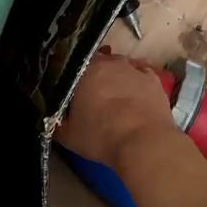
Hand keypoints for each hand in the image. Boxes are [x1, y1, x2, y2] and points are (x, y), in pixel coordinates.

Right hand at [54, 52, 176, 169]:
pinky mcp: (154, 81)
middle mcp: (110, 62)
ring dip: (114, 81)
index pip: (71, 67)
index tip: (68, 95)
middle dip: (93, 79)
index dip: (69, 81)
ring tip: (113, 102)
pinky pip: (139, 78)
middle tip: (90, 100)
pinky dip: (134, 86)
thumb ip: (56, 122)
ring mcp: (135, 69)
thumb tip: (53, 116)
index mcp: (85, 70)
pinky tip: (132, 100)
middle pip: (97, 65)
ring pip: (119, 69)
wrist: (145, 143)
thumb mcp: (68, 136)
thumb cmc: (102, 137)